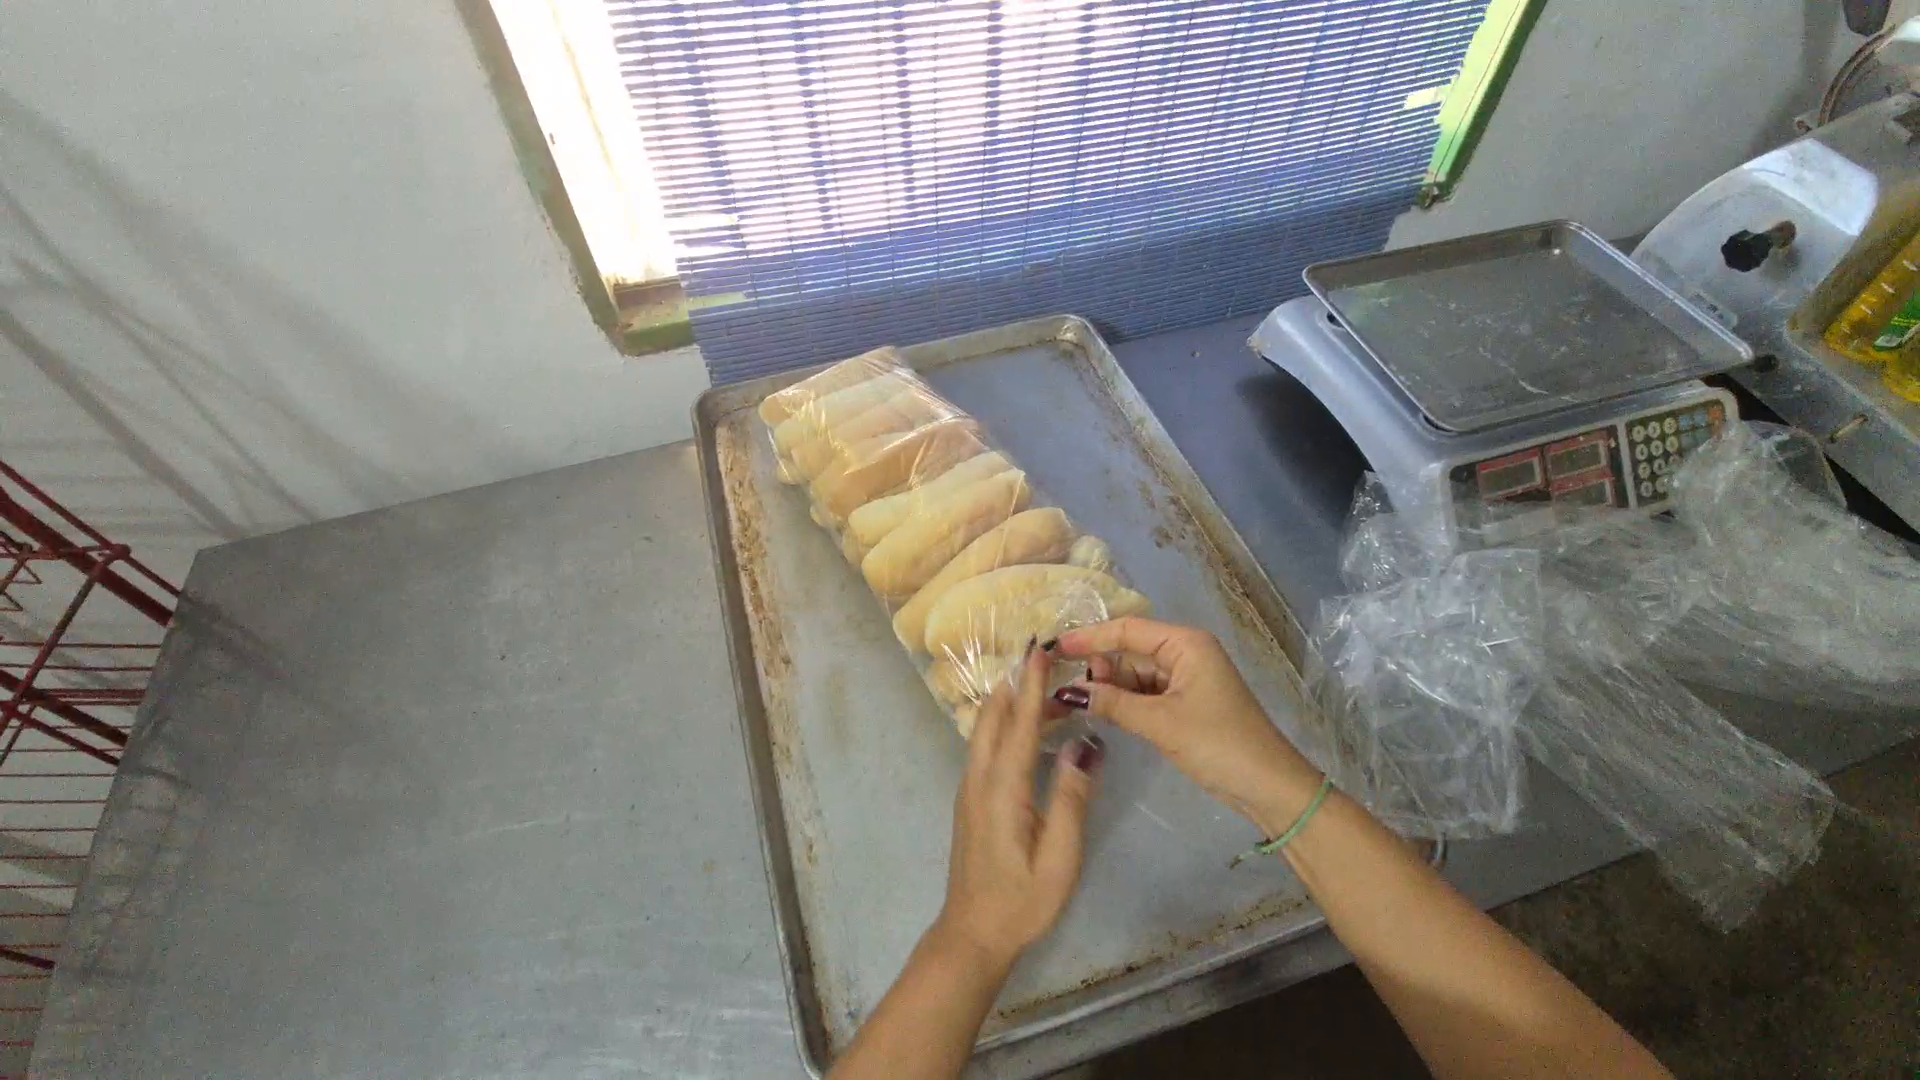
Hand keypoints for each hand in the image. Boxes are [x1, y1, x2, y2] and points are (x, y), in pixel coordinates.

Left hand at [937, 644, 1104, 968]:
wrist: (972, 933)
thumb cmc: (1022, 901)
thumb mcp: (1059, 858)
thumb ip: (1069, 800)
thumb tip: (1080, 746)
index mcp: (1002, 789)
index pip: (1018, 724)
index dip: (1030, 685)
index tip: (1039, 650)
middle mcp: (979, 779)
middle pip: (993, 718)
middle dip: (1016, 684)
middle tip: (1043, 660)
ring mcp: (969, 788)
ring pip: (985, 731)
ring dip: (1010, 704)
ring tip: (1043, 688)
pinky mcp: (970, 799)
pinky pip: (985, 747)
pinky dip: (1003, 725)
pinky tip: (1024, 728)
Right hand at [1050, 617, 1322, 835]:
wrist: (1270, 787)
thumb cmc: (1219, 744)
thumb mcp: (1161, 723)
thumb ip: (1113, 703)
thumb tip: (1068, 692)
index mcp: (1185, 644)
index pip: (1127, 629)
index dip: (1088, 637)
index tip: (1052, 648)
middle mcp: (1185, 653)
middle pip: (1129, 650)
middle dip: (1096, 667)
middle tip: (1059, 685)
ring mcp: (1186, 679)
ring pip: (1134, 674)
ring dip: (1107, 688)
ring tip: (1070, 702)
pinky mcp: (1185, 703)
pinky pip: (1145, 694)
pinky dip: (1123, 702)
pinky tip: (1099, 711)